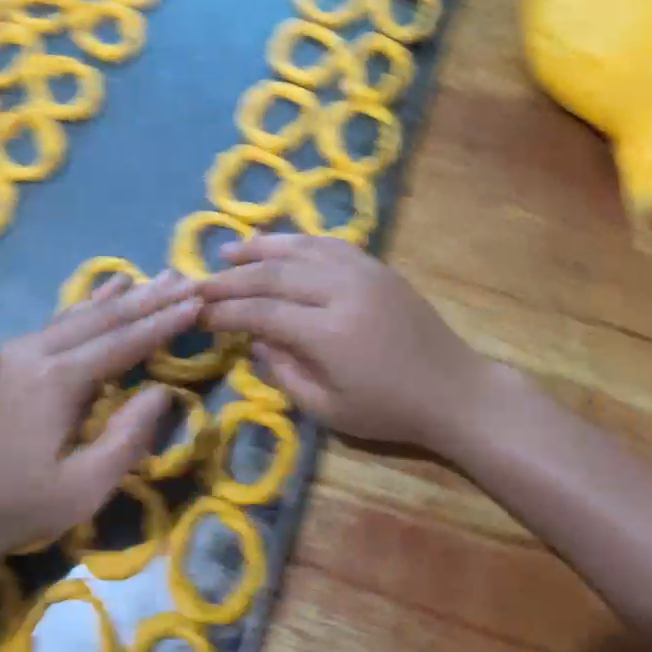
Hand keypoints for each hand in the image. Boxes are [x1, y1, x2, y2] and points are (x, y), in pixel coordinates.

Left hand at [0, 271, 192, 554]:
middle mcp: (34, 352)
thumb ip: (128, 436)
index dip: (162, 322)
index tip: (198, 301)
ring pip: (82, 314)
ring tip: (163, 277)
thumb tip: (164, 391)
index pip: (121, 341)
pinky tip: (112, 288)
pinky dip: (93, 305)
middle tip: (190, 279)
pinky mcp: (10, 358)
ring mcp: (17, 351)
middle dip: (150, 299)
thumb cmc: (22, 505)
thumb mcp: (85, 487)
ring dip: (126, 296)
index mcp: (54, 381)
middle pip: (103, 318)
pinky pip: (61, 322)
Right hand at [198, 235, 500, 449]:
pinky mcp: (378, 267)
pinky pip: (331, 244)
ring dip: (261, 248)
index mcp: (328, 333)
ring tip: (229, 251)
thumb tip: (255, 339)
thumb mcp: (328, 409)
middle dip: (232, 278)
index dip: (226, 311)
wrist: (452, 389)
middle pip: (274, 274)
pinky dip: (300, 242)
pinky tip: (280, 245)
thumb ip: (285, 373)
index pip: (262, 311)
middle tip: (199, 283)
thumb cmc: (388, 410)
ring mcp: (363, 273)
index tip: (198, 313)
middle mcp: (342, 291)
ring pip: (301, 249)